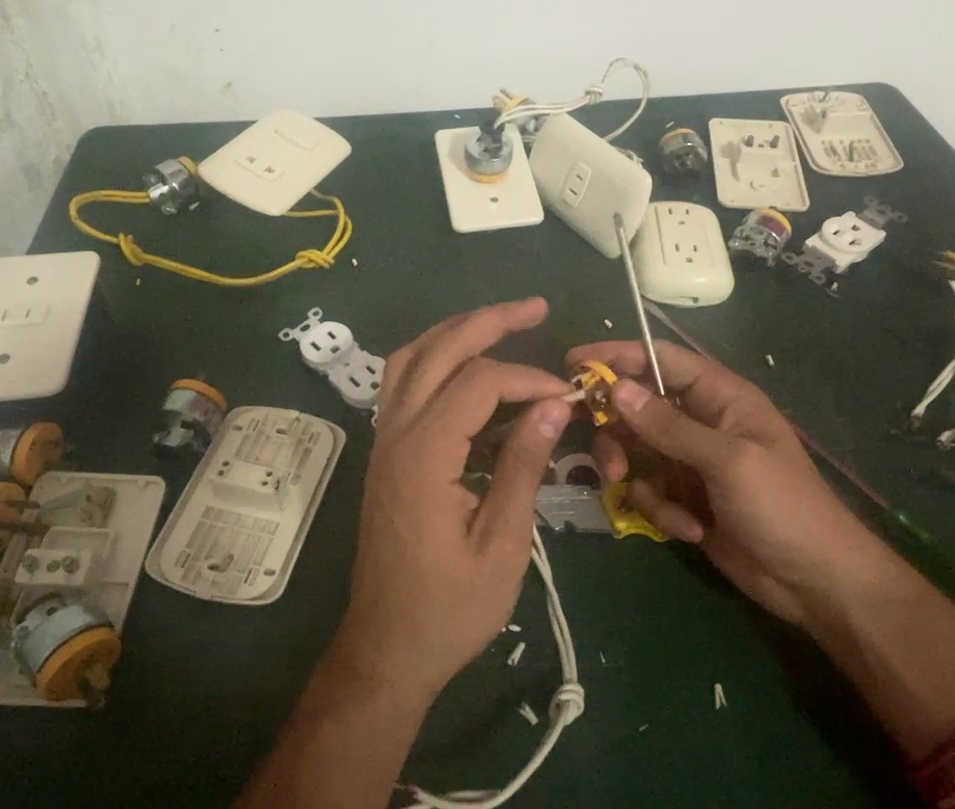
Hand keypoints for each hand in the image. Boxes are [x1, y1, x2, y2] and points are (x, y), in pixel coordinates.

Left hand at [327, 298, 574, 701]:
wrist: (387, 649)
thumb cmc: (450, 608)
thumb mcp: (503, 542)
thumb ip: (524, 465)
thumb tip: (555, 403)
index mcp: (424, 453)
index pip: (480, 382)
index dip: (529, 378)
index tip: (570, 398)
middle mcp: (396, 434)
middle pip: (437, 350)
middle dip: (488, 321)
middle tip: (536, 306)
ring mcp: (384, 442)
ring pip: (409, 360)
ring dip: (454, 334)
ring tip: (501, 323)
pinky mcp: (386, 455)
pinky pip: (404, 387)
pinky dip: (436, 363)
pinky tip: (469, 372)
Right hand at [565, 340, 875, 628]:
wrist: (814, 582)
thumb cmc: (783, 507)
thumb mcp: (727, 460)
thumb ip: (669, 425)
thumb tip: (617, 389)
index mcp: (721, 397)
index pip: (661, 359)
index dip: (617, 357)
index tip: (572, 365)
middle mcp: (701, 422)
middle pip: (637, 408)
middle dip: (619, 436)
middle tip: (610, 465)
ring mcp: (691, 462)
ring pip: (636, 452)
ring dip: (638, 480)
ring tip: (656, 505)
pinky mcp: (685, 498)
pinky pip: (648, 490)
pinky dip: (661, 509)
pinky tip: (691, 529)